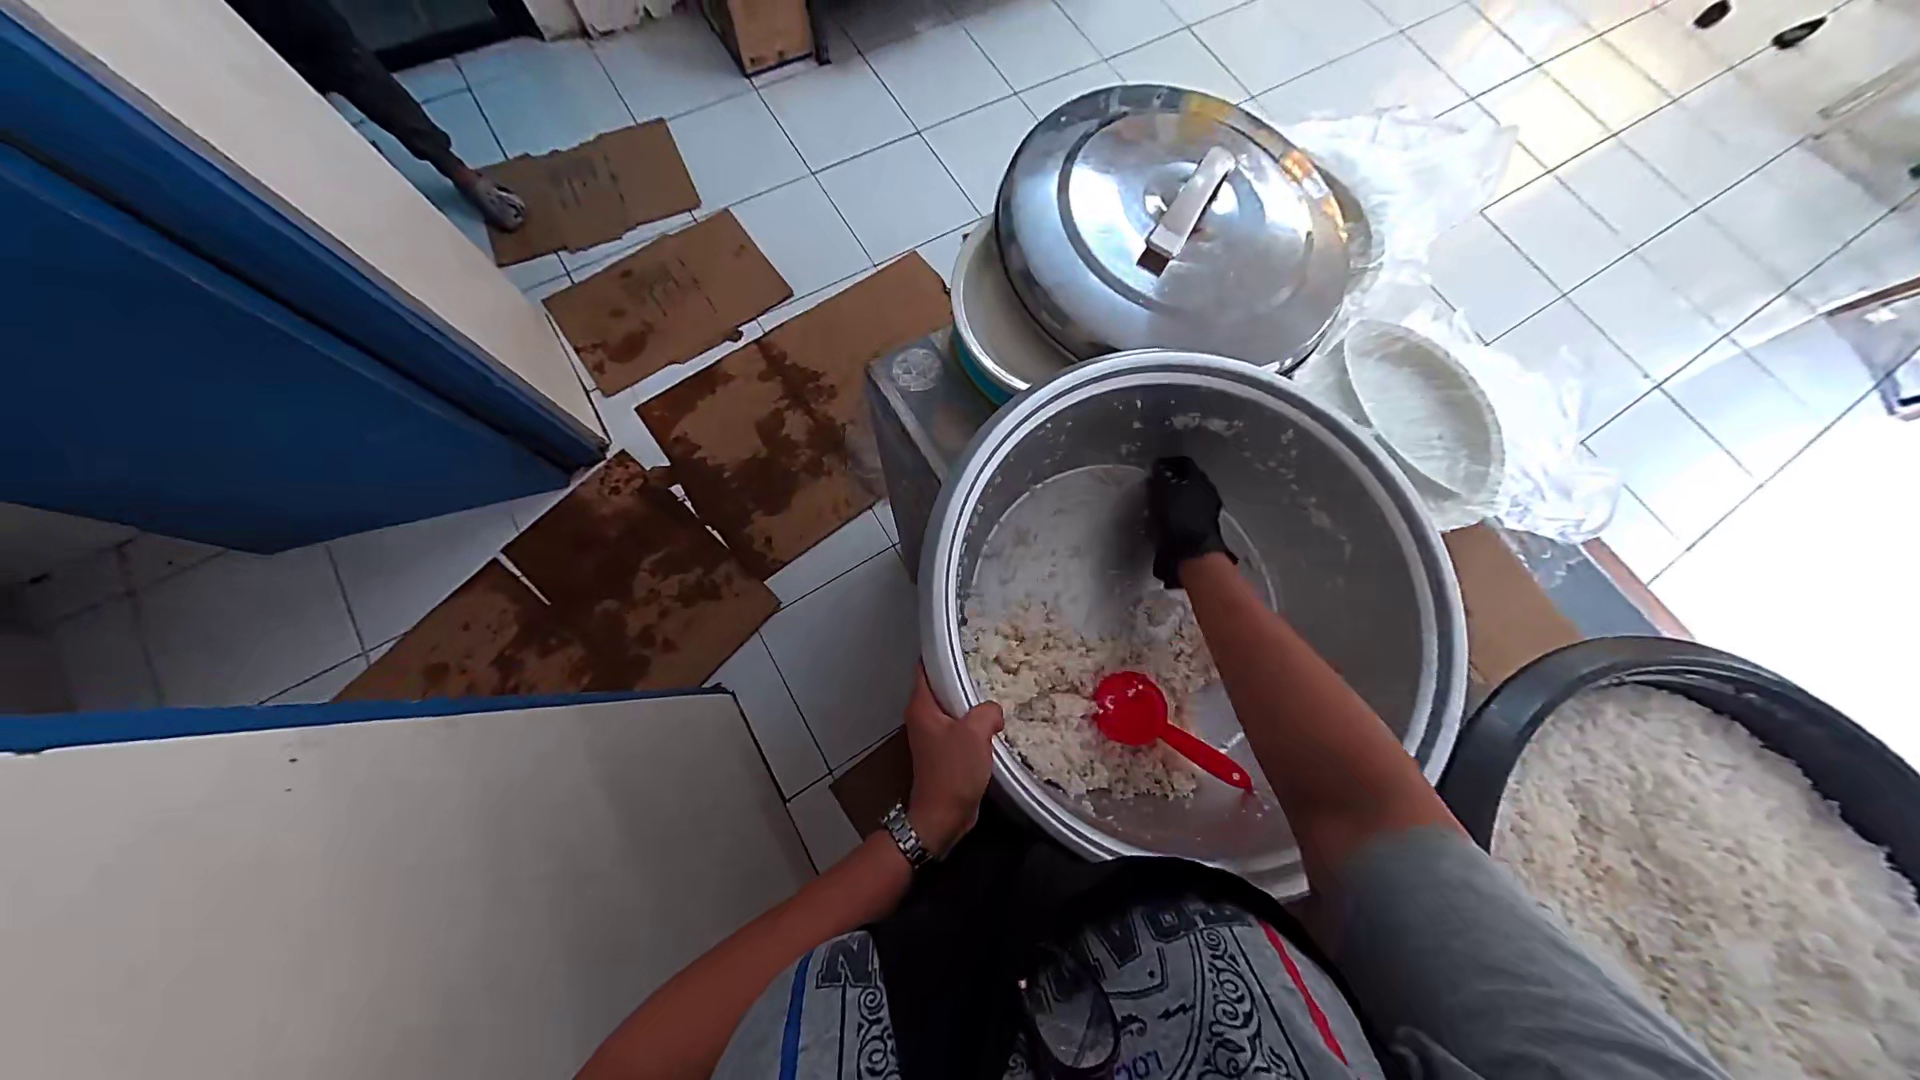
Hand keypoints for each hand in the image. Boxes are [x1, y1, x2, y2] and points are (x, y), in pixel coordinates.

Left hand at [904, 664, 1003, 857]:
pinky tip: (992, 722)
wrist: (943, 815)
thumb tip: (993, 711)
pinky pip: (958, 726)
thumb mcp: (976, 733)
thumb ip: (987, 711)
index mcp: (921, 706)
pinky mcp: (942, 750)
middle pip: (941, 685)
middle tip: (988, 666)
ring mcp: (931, 734)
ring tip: (994, 692)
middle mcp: (922, 716)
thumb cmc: (953, 771)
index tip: (963, 642)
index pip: (925, 668)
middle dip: (961, 676)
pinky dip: (972, 722)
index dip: (940, 652)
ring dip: (970, 702)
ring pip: (952, 707)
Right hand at [1147, 456, 1236, 589]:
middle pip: (1188, 479)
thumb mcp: (1159, 496)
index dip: (1166, 464)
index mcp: (1196, 478)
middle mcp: (1207, 490)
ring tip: (1160, 505)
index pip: (1182, 462)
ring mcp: (1210, 509)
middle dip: (1172, 481)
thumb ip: (1158, 480)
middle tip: (1155, 486)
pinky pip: (1191, 512)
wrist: (1192, 555)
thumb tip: (1156, 470)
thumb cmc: (1174, 522)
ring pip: (1190, 496)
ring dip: (1177, 498)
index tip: (1153, 469)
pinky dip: (1180, 513)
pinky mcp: (1207, 526)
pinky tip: (1169, 521)